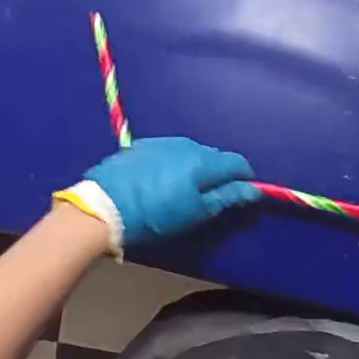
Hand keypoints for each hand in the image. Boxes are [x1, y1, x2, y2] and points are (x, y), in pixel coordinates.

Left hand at [83, 137, 259, 246]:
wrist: (104, 208)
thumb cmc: (156, 216)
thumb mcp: (196, 213)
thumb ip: (227, 198)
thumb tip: (254, 190)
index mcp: (203, 160)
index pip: (237, 163)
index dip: (245, 179)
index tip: (242, 197)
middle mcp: (186, 144)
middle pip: (215, 156)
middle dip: (220, 174)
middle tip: (213, 199)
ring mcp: (161, 142)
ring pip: (191, 152)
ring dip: (196, 168)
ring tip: (187, 192)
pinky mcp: (140, 146)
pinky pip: (169, 152)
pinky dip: (174, 165)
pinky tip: (164, 183)